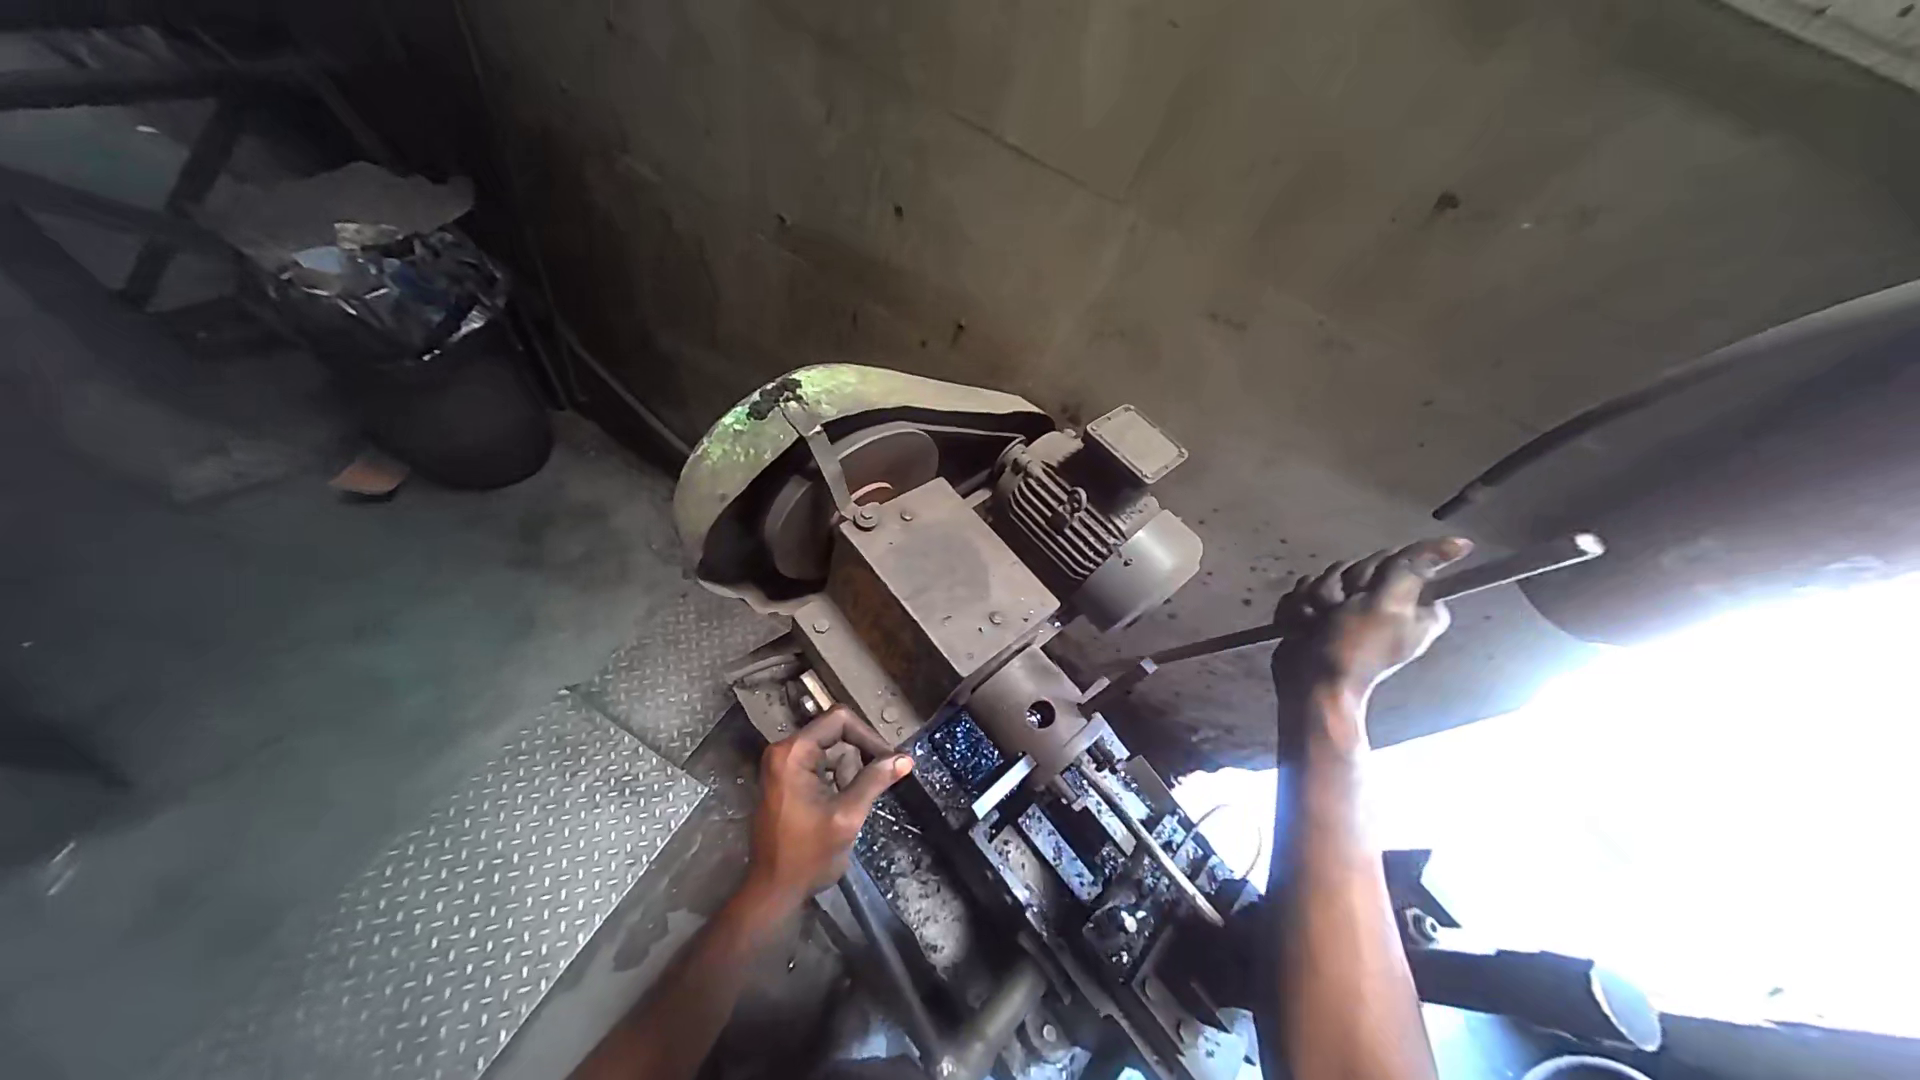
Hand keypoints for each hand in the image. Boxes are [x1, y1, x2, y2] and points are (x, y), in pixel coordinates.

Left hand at [742, 705, 913, 913]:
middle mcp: (783, 751)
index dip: (869, 736)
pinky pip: (820, 764)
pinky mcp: (784, 779)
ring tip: (853, 801)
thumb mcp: (847, 815)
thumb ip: (874, 780)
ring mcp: (782, 765)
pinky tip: (842, 803)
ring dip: (849, 770)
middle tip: (880, 778)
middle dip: (860, 755)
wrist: (773, 890)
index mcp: (793, 753)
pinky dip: (836, 778)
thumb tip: (904, 758)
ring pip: (830, 749)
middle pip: (835, 732)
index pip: (840, 720)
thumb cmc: (807, 855)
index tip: (888, 760)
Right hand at [1270, 538, 1472, 748]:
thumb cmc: (1354, 647)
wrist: (1310, 683)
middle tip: (1339, 613)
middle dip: (1338, 588)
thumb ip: (1415, 569)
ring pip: (1322, 579)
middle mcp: (1384, 604)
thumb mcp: (1389, 604)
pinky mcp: (1318, 616)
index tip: (1367, 588)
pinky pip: (1301, 594)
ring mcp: (1348, 611)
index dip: (1374, 570)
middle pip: (1355, 567)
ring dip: (1315, 601)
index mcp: (1414, 603)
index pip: (1395, 559)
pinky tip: (1302, 628)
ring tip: (1317, 626)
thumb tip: (1463, 543)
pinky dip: (1298, 610)